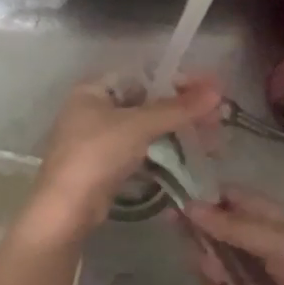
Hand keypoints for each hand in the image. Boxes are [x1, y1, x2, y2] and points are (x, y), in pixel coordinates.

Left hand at [31, 74, 223, 231]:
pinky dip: (162, 152)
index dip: (177, 80)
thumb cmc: (97, 154)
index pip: (142, 75)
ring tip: (210, 140)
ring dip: (175, 132)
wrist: (67, 209)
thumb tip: (216, 90)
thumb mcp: (139, 126)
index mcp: (93, 90)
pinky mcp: (105, 165)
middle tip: (216, 119)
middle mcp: (92, 109)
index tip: (210, 89)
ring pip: (144, 128)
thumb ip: (177, 108)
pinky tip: (188, 157)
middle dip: (181, 110)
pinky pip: (139, 150)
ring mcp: (97, 139)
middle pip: (145, 102)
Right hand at [181, 186, 283, 284]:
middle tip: (218, 274)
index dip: (196, 205)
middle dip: (208, 261)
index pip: (220, 199)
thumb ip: (233, 226)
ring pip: (213, 276)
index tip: (174, 219)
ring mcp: (253, 273)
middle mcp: (252, 240)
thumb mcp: (278, 241)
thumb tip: (188, 206)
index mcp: (262, 214)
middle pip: (208, 241)